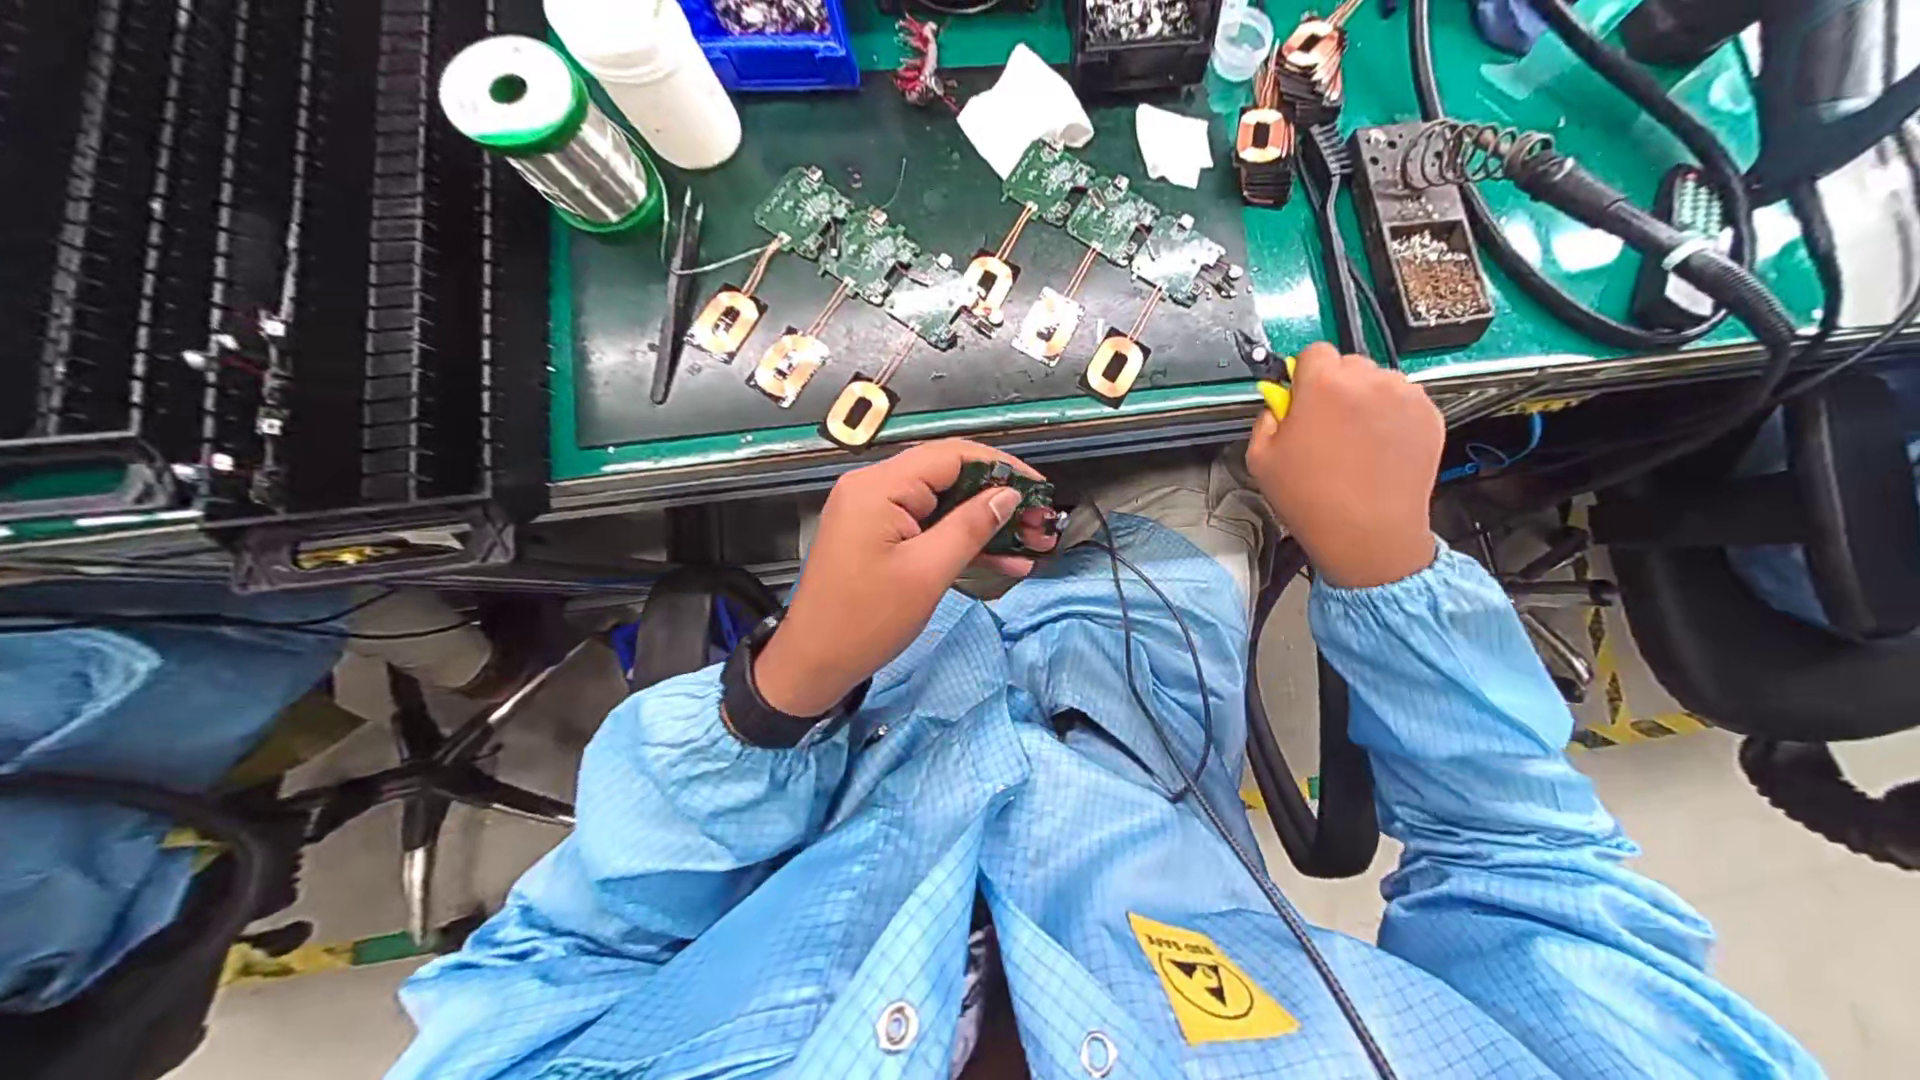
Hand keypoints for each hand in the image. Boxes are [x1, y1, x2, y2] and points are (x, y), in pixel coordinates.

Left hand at [753, 439, 1057, 715]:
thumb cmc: (864, 622)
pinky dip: (961, 542)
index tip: (1038, 489)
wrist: (813, 664)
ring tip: (1032, 544)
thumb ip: (970, 527)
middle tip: (1040, 523)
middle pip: (949, 478)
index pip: (951, 456)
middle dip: (999, 500)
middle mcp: (874, 489)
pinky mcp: (880, 537)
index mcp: (879, 487)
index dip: (1001, 467)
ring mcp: (876, 513)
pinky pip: (929, 528)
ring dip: (986, 524)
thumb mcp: (927, 573)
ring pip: (944, 506)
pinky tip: (1002, 560)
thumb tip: (1007, 495)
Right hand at [1245, 343, 1442, 587]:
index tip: (1301, 398)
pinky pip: (1403, 401)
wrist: (1367, 532)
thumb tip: (1280, 405)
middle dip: (1336, 385)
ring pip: (1378, 381)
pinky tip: (1378, 448)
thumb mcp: (1260, 459)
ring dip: (1365, 398)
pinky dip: (1390, 416)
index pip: (1315, 351)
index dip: (1305, 374)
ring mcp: (1406, 395)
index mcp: (1323, 384)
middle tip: (1326, 423)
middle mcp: (1369, 379)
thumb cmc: (1308, 497)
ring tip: (1356, 439)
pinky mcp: (1430, 415)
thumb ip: (1266, 419)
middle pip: (1349, 363)